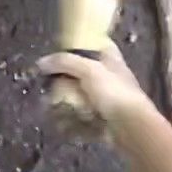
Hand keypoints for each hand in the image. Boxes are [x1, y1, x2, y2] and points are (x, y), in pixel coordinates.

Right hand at [36, 39, 161, 126]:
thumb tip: (40, 63)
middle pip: (85, 72)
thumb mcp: (88, 69)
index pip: (99, 45)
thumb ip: (64, 62)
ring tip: (49, 105)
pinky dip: (72, 120)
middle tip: (48, 82)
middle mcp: (111, 78)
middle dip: (66, 78)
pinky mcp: (104, 119)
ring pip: (82, 96)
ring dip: (66, 101)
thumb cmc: (113, 92)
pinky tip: (60, 122)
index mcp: (112, 60)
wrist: (131, 127)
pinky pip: (83, 117)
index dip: (83, 45)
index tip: (62, 49)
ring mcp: (108, 100)